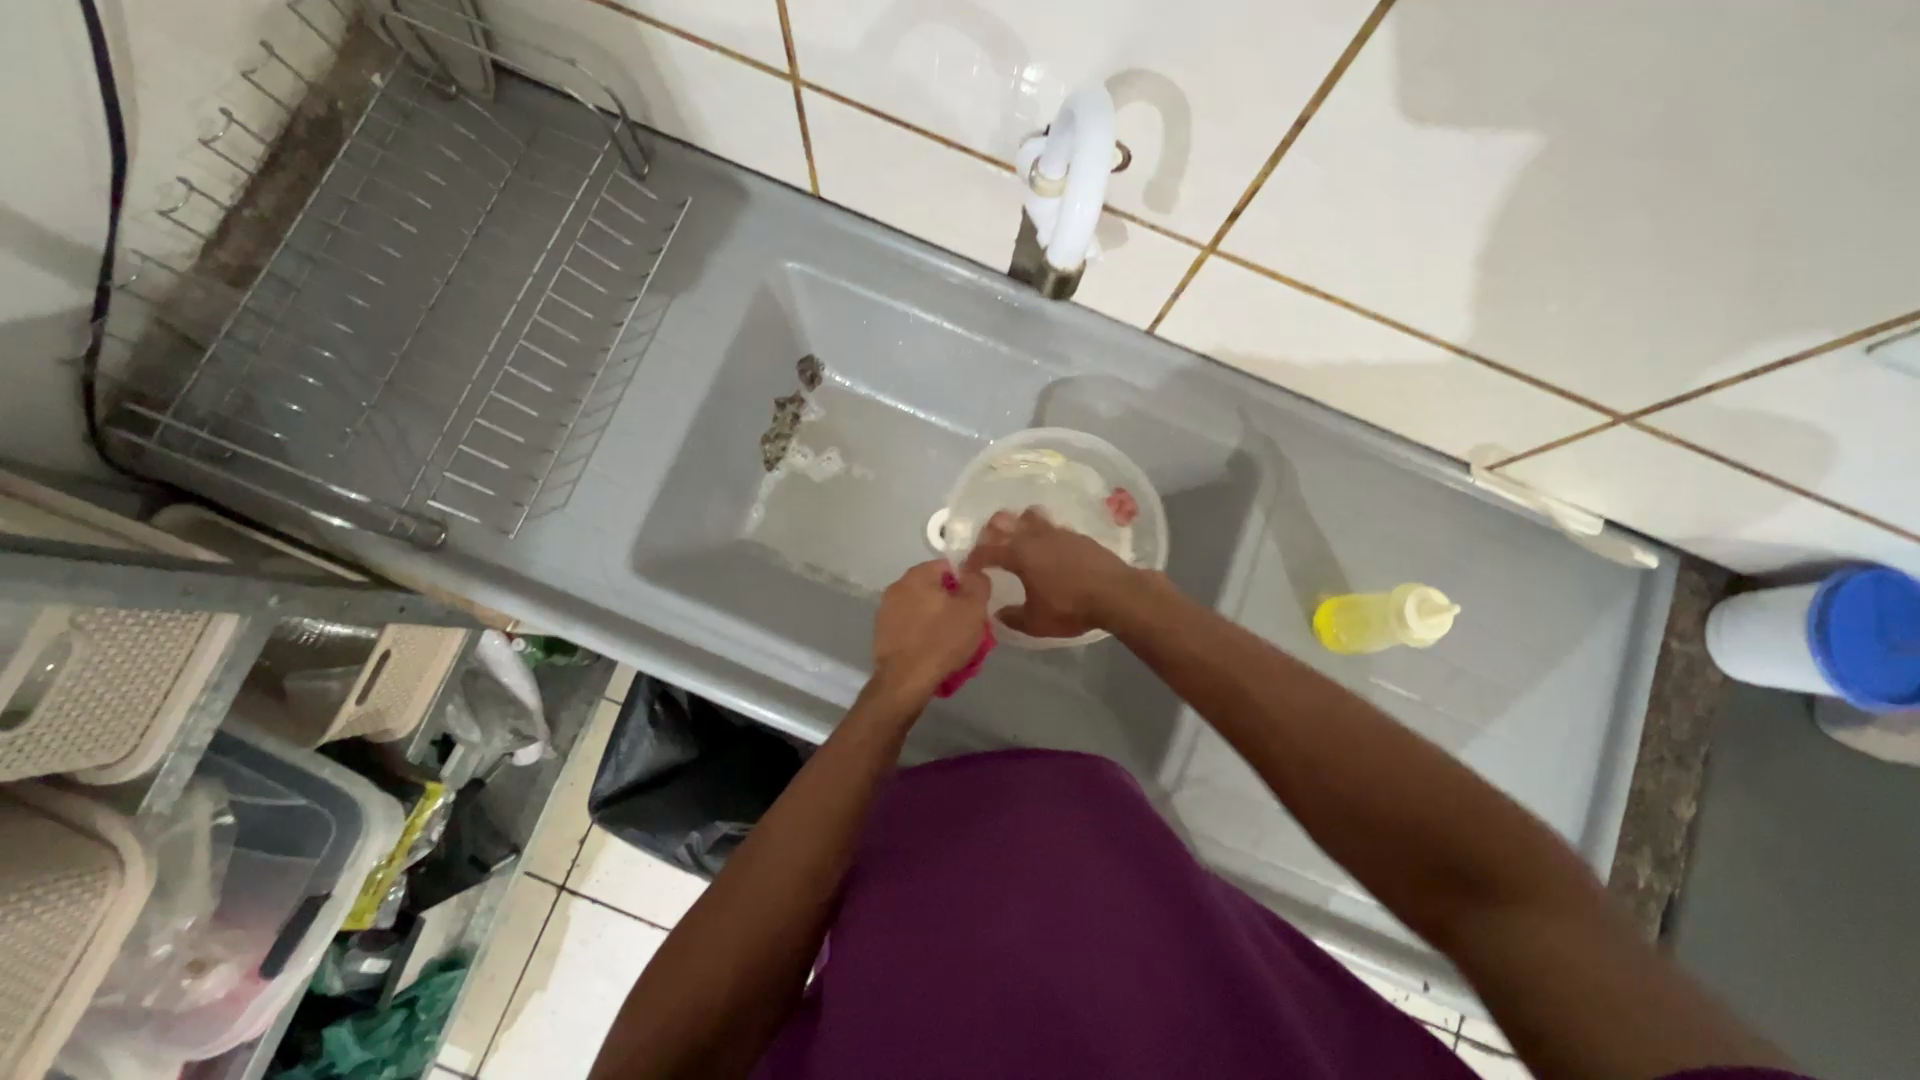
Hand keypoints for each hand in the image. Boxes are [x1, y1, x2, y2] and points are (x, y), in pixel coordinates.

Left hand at [871, 560, 991, 701]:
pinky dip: (923, 636)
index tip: (976, 606)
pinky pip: (910, 628)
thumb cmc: (942, 640)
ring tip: (953, 645)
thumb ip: (978, 583)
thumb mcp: (973, 608)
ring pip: (923, 610)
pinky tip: (933, 654)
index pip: (948, 567)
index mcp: (917, 575)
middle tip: (968, 627)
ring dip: (938, 622)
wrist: (905, 681)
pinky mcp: (882, 634)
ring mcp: (885, 612)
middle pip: (935, 589)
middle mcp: (897, 587)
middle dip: (953, 606)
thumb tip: (974, 574)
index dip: (967, 584)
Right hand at [962, 508, 1140, 638]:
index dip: (973, 559)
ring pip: (1029, 515)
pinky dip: (1043, 532)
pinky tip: (1048, 547)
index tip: (967, 568)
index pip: (986, 551)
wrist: (1115, 593)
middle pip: (1003, 521)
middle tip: (988, 547)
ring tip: (1018, 539)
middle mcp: (1034, 536)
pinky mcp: (1077, 535)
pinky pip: (1052, 526)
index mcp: (1018, 554)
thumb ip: (1013, 617)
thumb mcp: (1035, 622)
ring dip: (1018, 524)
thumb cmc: (1069, 607)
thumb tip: (998, 614)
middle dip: (990, 532)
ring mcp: (1057, 532)